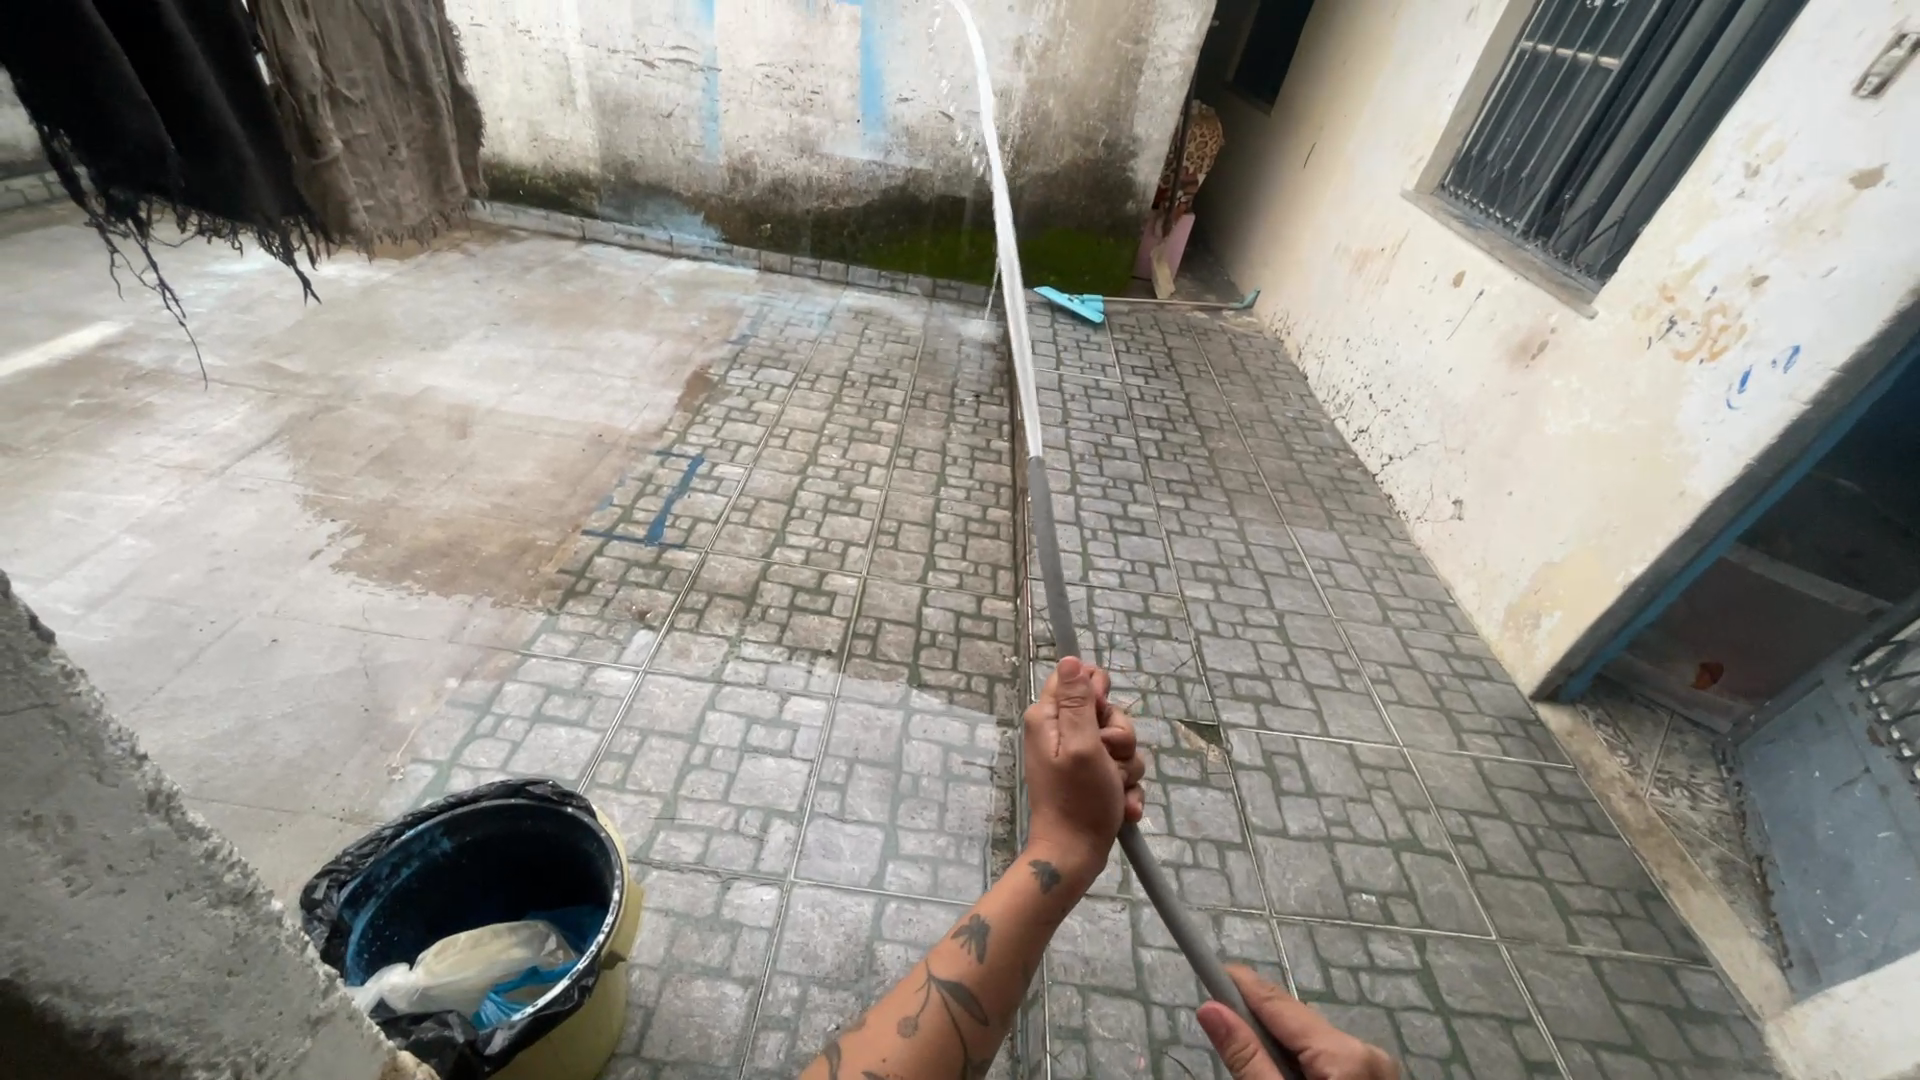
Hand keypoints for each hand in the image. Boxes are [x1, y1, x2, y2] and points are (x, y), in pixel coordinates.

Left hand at [1022, 657, 1145, 886]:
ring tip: (1114, 789)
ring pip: (1121, 744)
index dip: (1097, 693)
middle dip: (1120, 738)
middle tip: (1109, 758)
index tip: (1102, 715)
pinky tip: (1123, 807)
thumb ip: (1078, 701)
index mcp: (1049, 718)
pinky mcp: (1093, 779)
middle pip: (1106, 713)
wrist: (1075, 856)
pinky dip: (1126, 789)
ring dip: (1126, 768)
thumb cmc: (1077, 800)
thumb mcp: (1081, 745)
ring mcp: (1078, 757)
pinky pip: (1121, 772)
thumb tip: (1071, 659)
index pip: (1075, 680)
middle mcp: (1061, 732)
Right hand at [1198, 966, 1398, 1079]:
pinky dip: (1301, 1068)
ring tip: (1261, 1076)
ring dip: (1279, 1052)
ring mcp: (1379, 1069)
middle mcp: (1368, 1051)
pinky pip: (1327, 1061)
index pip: (1275, 1000)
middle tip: (1230, 1054)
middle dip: (1258, 1029)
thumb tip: (1209, 1008)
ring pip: (1308, 1043)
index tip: (1201, 969)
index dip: (1236, 984)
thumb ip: (1249, 1060)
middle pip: (1291, 1021)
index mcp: (1346, 1054)